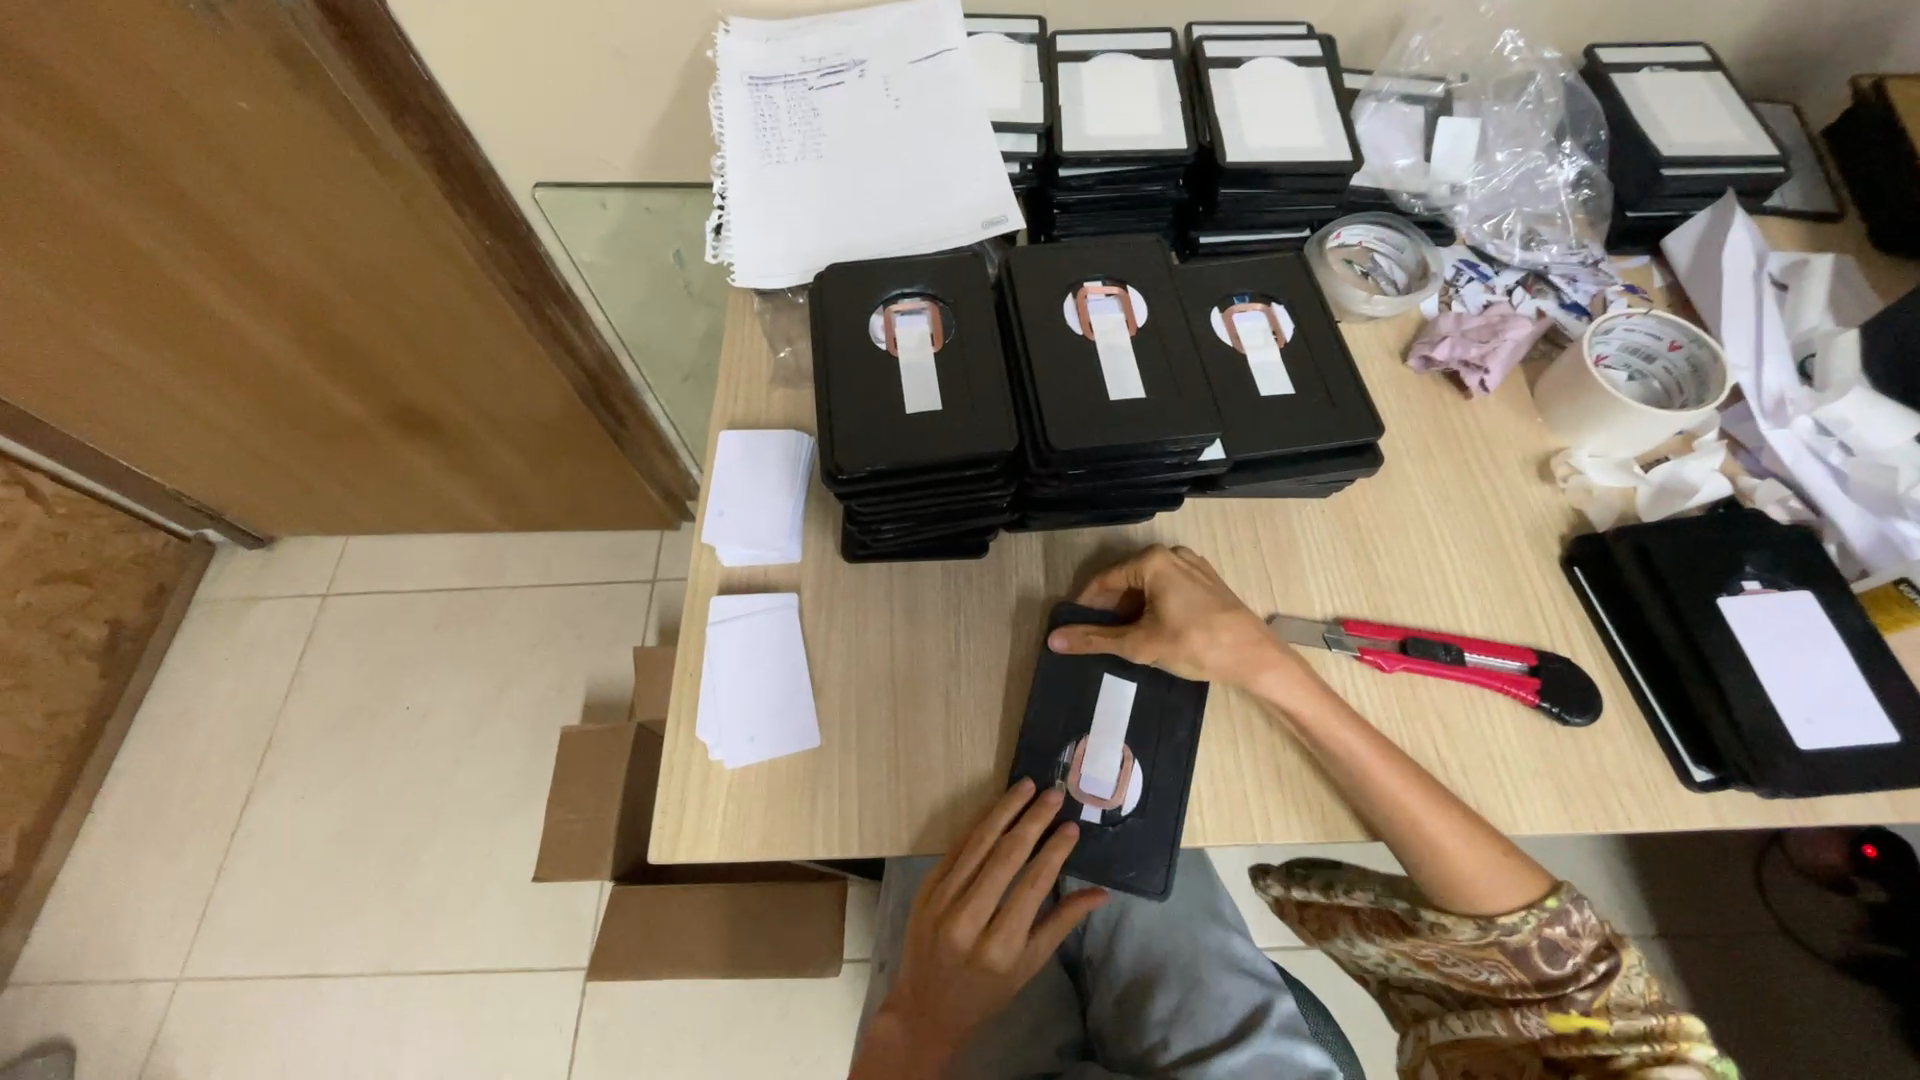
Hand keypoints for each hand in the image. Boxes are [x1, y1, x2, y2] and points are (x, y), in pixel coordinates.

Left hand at [855, 780, 1108, 1073]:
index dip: (1054, 851)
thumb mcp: (1029, 967)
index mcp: (1000, 947)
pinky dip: (978, 825)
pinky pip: (956, 849)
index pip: (1033, 885)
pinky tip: (996, 807)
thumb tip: (1102, 893)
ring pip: (977, 844)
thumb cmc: (986, 992)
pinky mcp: (925, 889)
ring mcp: (941, 902)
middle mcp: (968, 921)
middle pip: (1005, 857)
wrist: (925, 1007)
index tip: (1072, 827)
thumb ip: (1061, 924)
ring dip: (1004, 810)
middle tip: (1054, 794)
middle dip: (1032, 820)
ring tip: (1026, 787)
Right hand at [1048, 544, 1297, 688]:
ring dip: (1131, 612)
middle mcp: (1170, 554)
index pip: (1103, 582)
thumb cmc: (1195, 645)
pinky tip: (1152, 633)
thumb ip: (1094, 639)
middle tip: (1098, 639)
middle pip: (1125, 582)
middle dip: (1109, 611)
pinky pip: (1167, 589)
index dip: (1085, 608)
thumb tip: (1054, 640)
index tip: (1073, 631)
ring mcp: (1192, 565)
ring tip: (1124, 641)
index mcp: (1151, 561)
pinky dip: (1153, 608)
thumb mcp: (1139, 644)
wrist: (1255, 657)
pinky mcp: (1206, 581)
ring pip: (1146, 587)